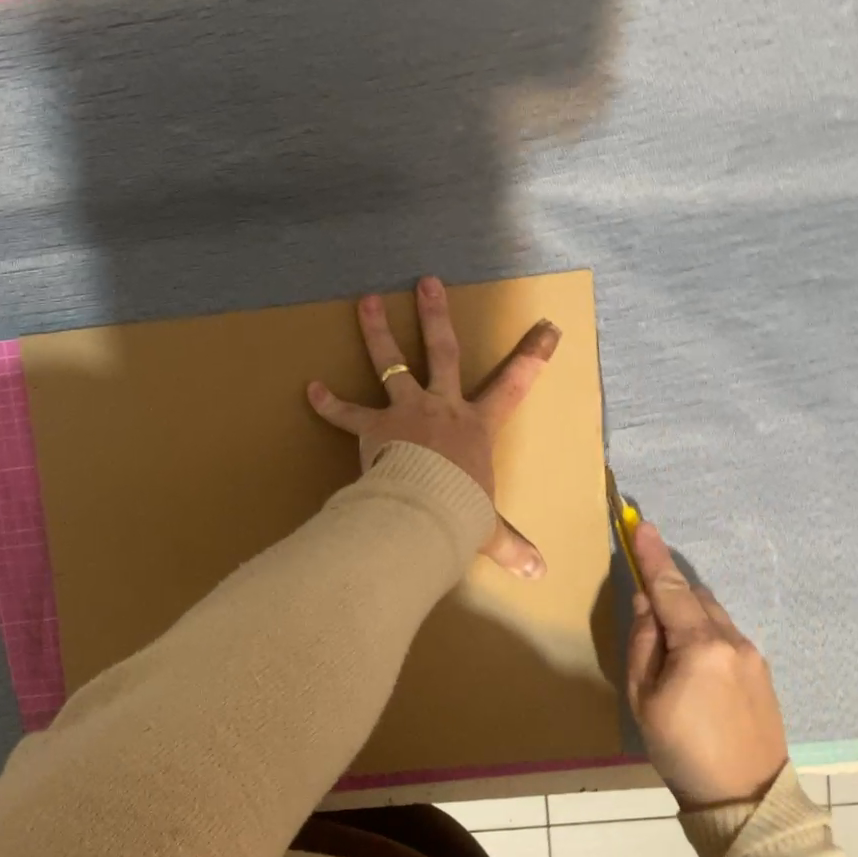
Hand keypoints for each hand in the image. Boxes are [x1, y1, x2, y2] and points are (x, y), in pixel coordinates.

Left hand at [306, 275, 559, 578]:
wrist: (425, 514)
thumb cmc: (460, 513)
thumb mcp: (488, 528)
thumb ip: (511, 546)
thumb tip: (539, 574)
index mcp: (476, 427)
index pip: (514, 385)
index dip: (533, 356)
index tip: (548, 325)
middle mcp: (442, 408)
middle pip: (442, 352)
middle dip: (435, 315)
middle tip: (427, 282)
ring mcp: (406, 411)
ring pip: (391, 362)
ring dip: (376, 331)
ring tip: (365, 300)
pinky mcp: (375, 427)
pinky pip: (346, 414)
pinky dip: (327, 403)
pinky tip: (309, 388)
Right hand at [626, 521, 789, 808]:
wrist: (744, 797)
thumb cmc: (680, 748)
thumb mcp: (642, 696)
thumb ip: (643, 642)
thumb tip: (645, 602)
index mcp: (700, 645)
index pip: (671, 588)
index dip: (652, 556)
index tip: (641, 523)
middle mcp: (732, 640)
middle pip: (695, 598)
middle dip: (669, 589)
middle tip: (644, 596)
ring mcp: (753, 656)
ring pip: (712, 617)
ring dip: (687, 614)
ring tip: (664, 644)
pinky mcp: (762, 674)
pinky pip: (725, 637)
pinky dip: (702, 634)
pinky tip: (690, 662)